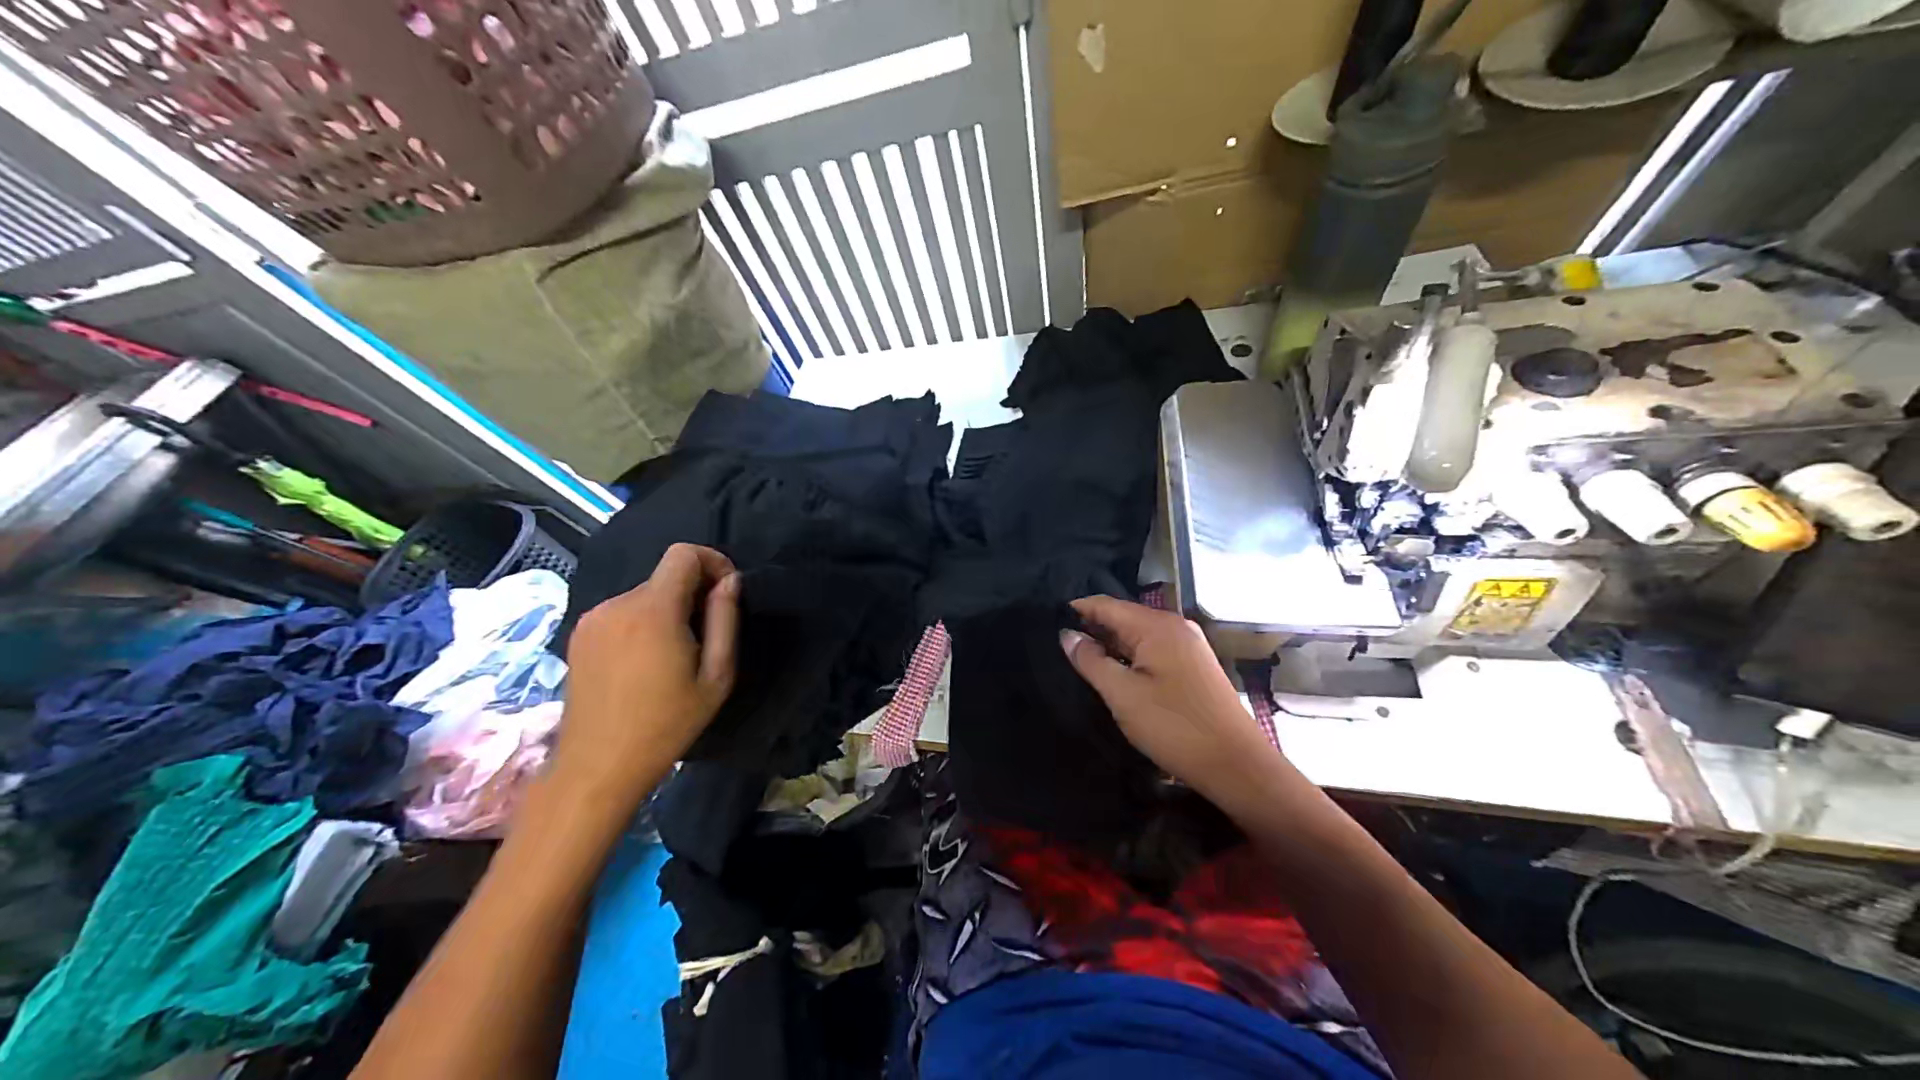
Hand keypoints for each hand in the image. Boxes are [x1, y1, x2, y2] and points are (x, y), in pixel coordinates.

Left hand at [557, 544, 739, 795]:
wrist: (598, 766)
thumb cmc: (667, 723)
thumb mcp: (715, 676)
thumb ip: (725, 620)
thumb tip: (730, 581)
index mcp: (653, 610)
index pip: (683, 553)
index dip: (712, 562)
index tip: (726, 593)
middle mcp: (617, 604)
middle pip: (665, 577)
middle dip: (692, 594)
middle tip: (706, 637)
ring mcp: (593, 618)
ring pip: (644, 596)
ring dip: (667, 611)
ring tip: (675, 655)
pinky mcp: (579, 635)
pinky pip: (622, 613)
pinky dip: (642, 623)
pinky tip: (645, 663)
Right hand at [1060, 595, 1285, 806]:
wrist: (1236, 764)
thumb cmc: (1174, 726)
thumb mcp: (1123, 694)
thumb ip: (1091, 661)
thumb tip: (1067, 635)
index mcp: (1157, 626)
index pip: (1106, 604)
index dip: (1076, 610)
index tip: (1047, 622)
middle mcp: (1175, 626)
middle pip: (1123, 617)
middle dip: (1092, 628)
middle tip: (1057, 644)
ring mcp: (1188, 646)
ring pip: (1138, 635)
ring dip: (1110, 645)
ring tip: (1079, 659)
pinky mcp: (1194, 666)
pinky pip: (1153, 650)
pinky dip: (1131, 656)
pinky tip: (1114, 673)